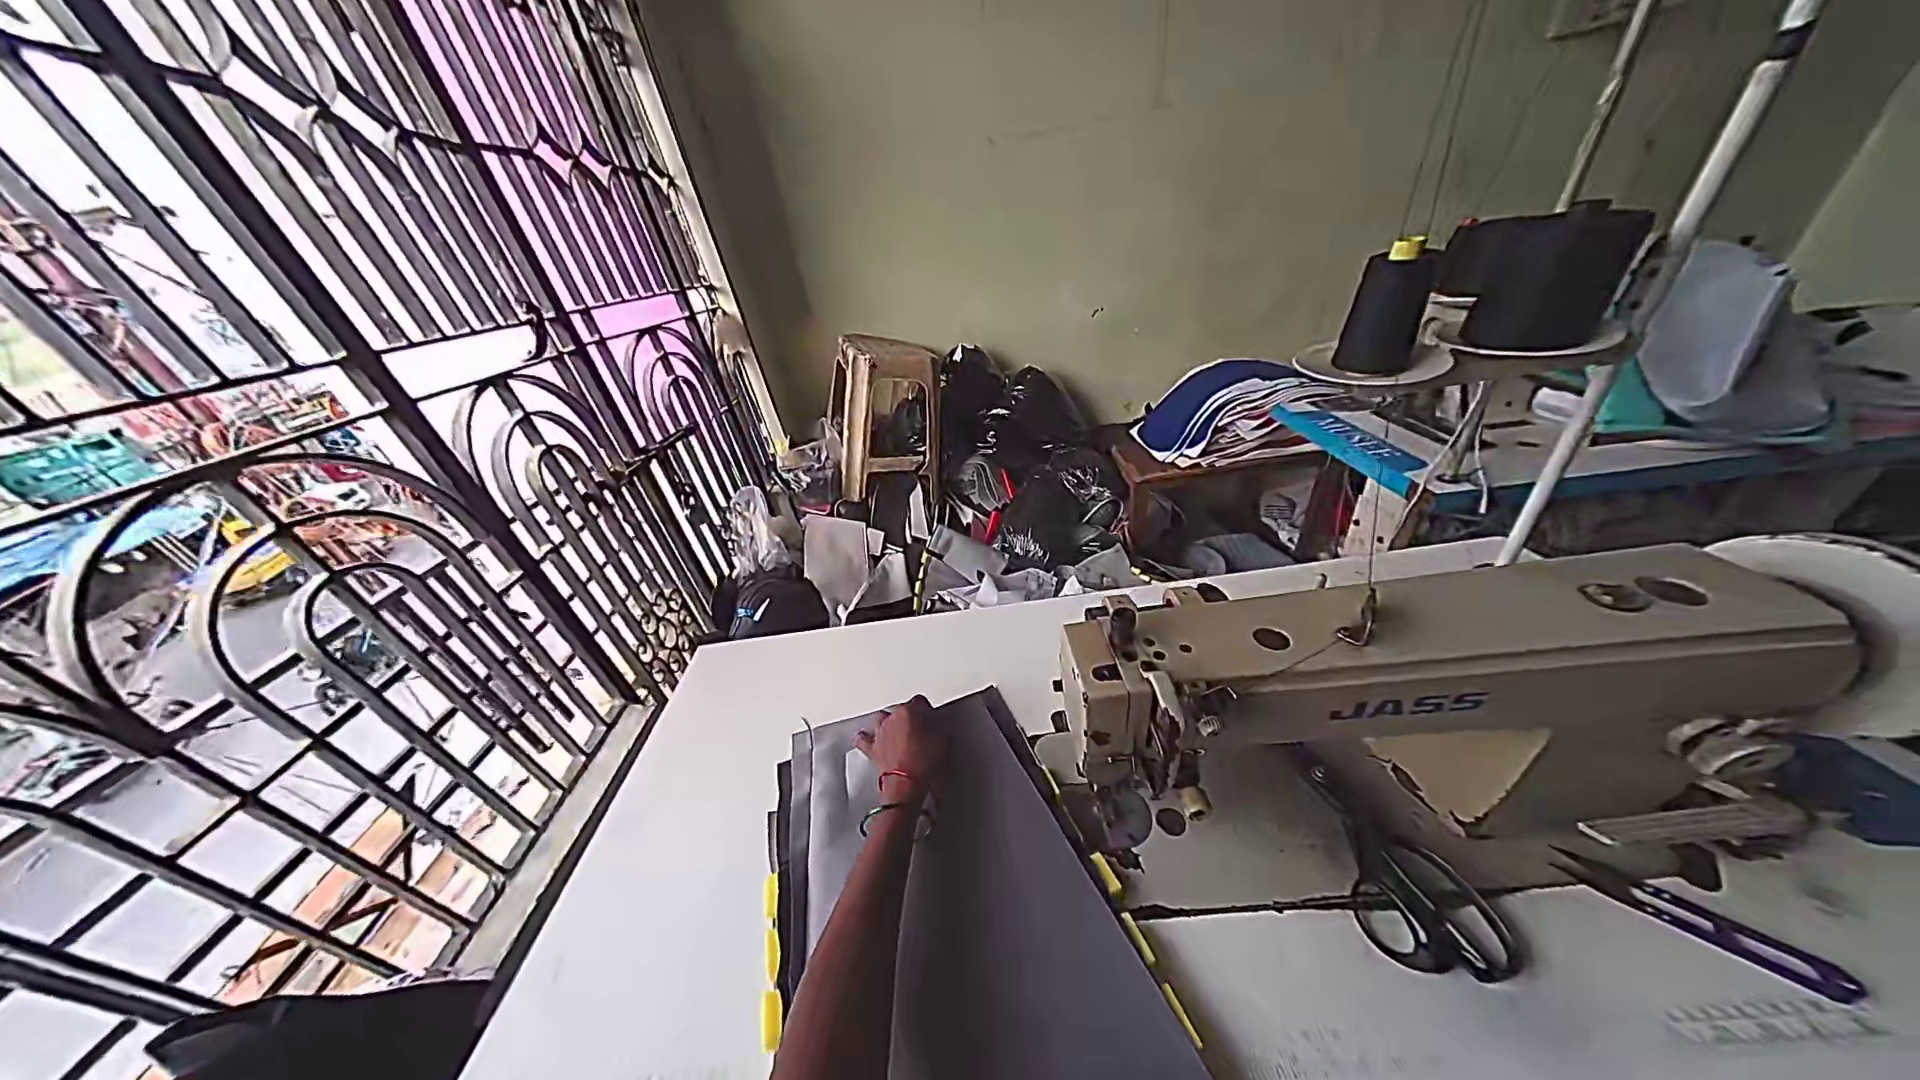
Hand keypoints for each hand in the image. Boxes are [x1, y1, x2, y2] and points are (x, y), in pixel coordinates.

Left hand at [855, 695, 943, 800]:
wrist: (906, 784)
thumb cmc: (922, 763)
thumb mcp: (942, 743)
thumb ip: (939, 731)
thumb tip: (939, 732)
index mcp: (909, 712)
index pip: (918, 702)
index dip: (925, 709)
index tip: (929, 715)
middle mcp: (891, 719)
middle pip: (899, 709)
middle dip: (907, 715)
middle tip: (916, 724)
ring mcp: (880, 733)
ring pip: (880, 719)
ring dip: (887, 722)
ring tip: (893, 727)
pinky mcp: (872, 749)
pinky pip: (863, 739)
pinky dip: (864, 737)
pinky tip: (864, 737)